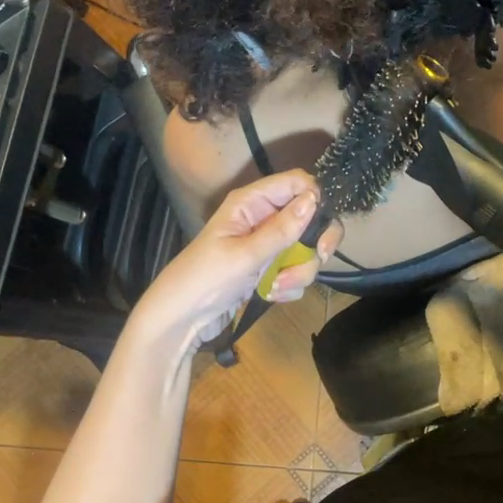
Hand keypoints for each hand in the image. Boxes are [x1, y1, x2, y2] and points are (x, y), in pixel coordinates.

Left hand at [130, 170, 344, 348]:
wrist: (181, 319)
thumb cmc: (205, 279)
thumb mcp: (245, 254)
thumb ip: (282, 229)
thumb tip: (314, 199)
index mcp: (251, 203)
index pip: (297, 183)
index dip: (315, 199)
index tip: (321, 226)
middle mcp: (263, 218)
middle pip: (310, 217)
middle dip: (315, 243)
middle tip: (318, 257)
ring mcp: (268, 246)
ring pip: (306, 250)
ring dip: (300, 271)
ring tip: (275, 288)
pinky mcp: (270, 270)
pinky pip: (296, 271)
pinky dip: (290, 286)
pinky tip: (271, 296)